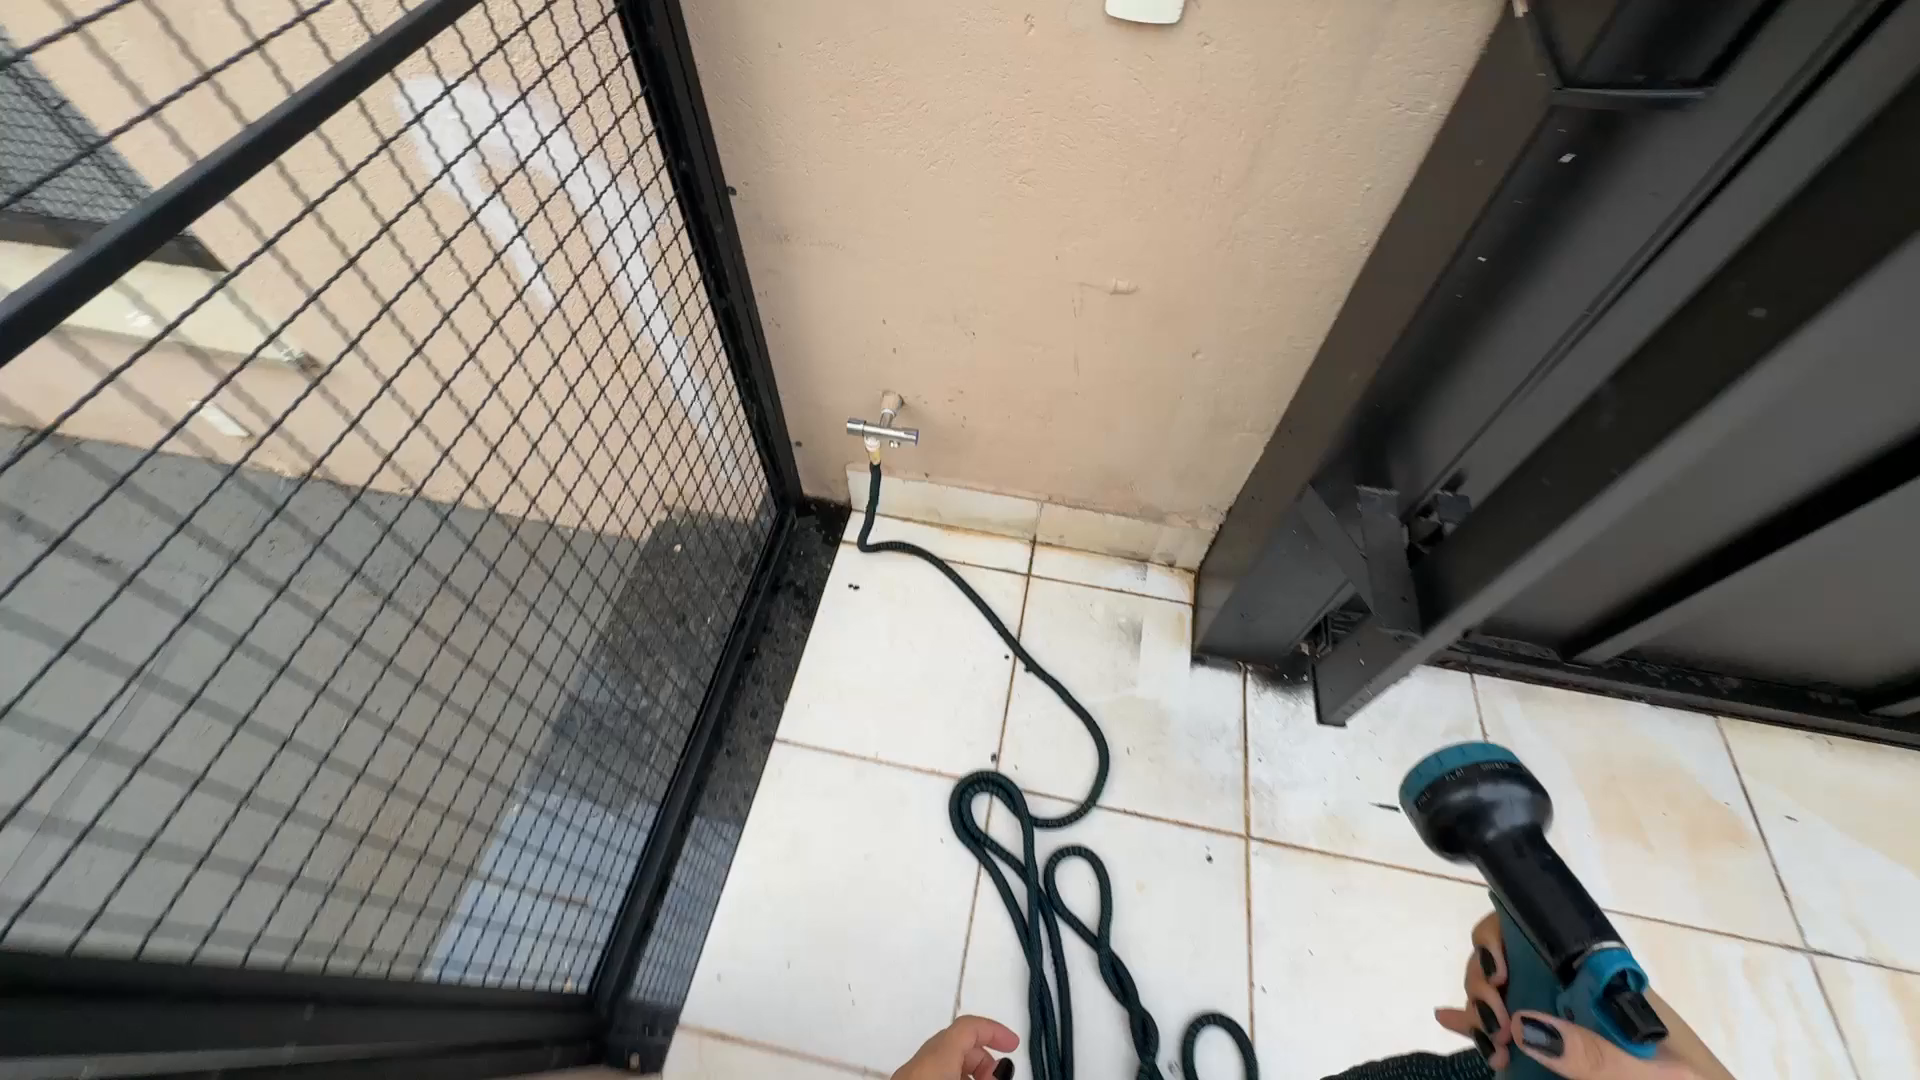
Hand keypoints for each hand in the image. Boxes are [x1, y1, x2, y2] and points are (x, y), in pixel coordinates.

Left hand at [891, 1015, 1019, 1079]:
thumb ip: (989, 1074)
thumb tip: (1001, 1070)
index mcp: (937, 1053)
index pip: (968, 1026)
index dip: (994, 1030)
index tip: (1014, 1044)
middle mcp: (920, 1060)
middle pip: (957, 1043)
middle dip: (984, 1058)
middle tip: (999, 1078)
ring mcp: (909, 1075)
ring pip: (945, 1061)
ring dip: (969, 1072)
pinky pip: (934, 1074)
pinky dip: (953, 1078)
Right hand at [1434, 913, 1732, 1079]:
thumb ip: (1600, 1057)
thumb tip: (1521, 1022)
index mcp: (1604, 982)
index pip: (1539, 935)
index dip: (1501, 941)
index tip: (1496, 974)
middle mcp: (1575, 992)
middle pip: (1507, 960)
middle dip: (1483, 982)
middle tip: (1492, 1026)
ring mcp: (1561, 1022)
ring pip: (1499, 992)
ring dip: (1479, 1011)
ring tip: (1488, 1046)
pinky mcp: (1551, 1053)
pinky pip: (1503, 1026)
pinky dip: (1472, 1021)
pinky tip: (1448, 1021)